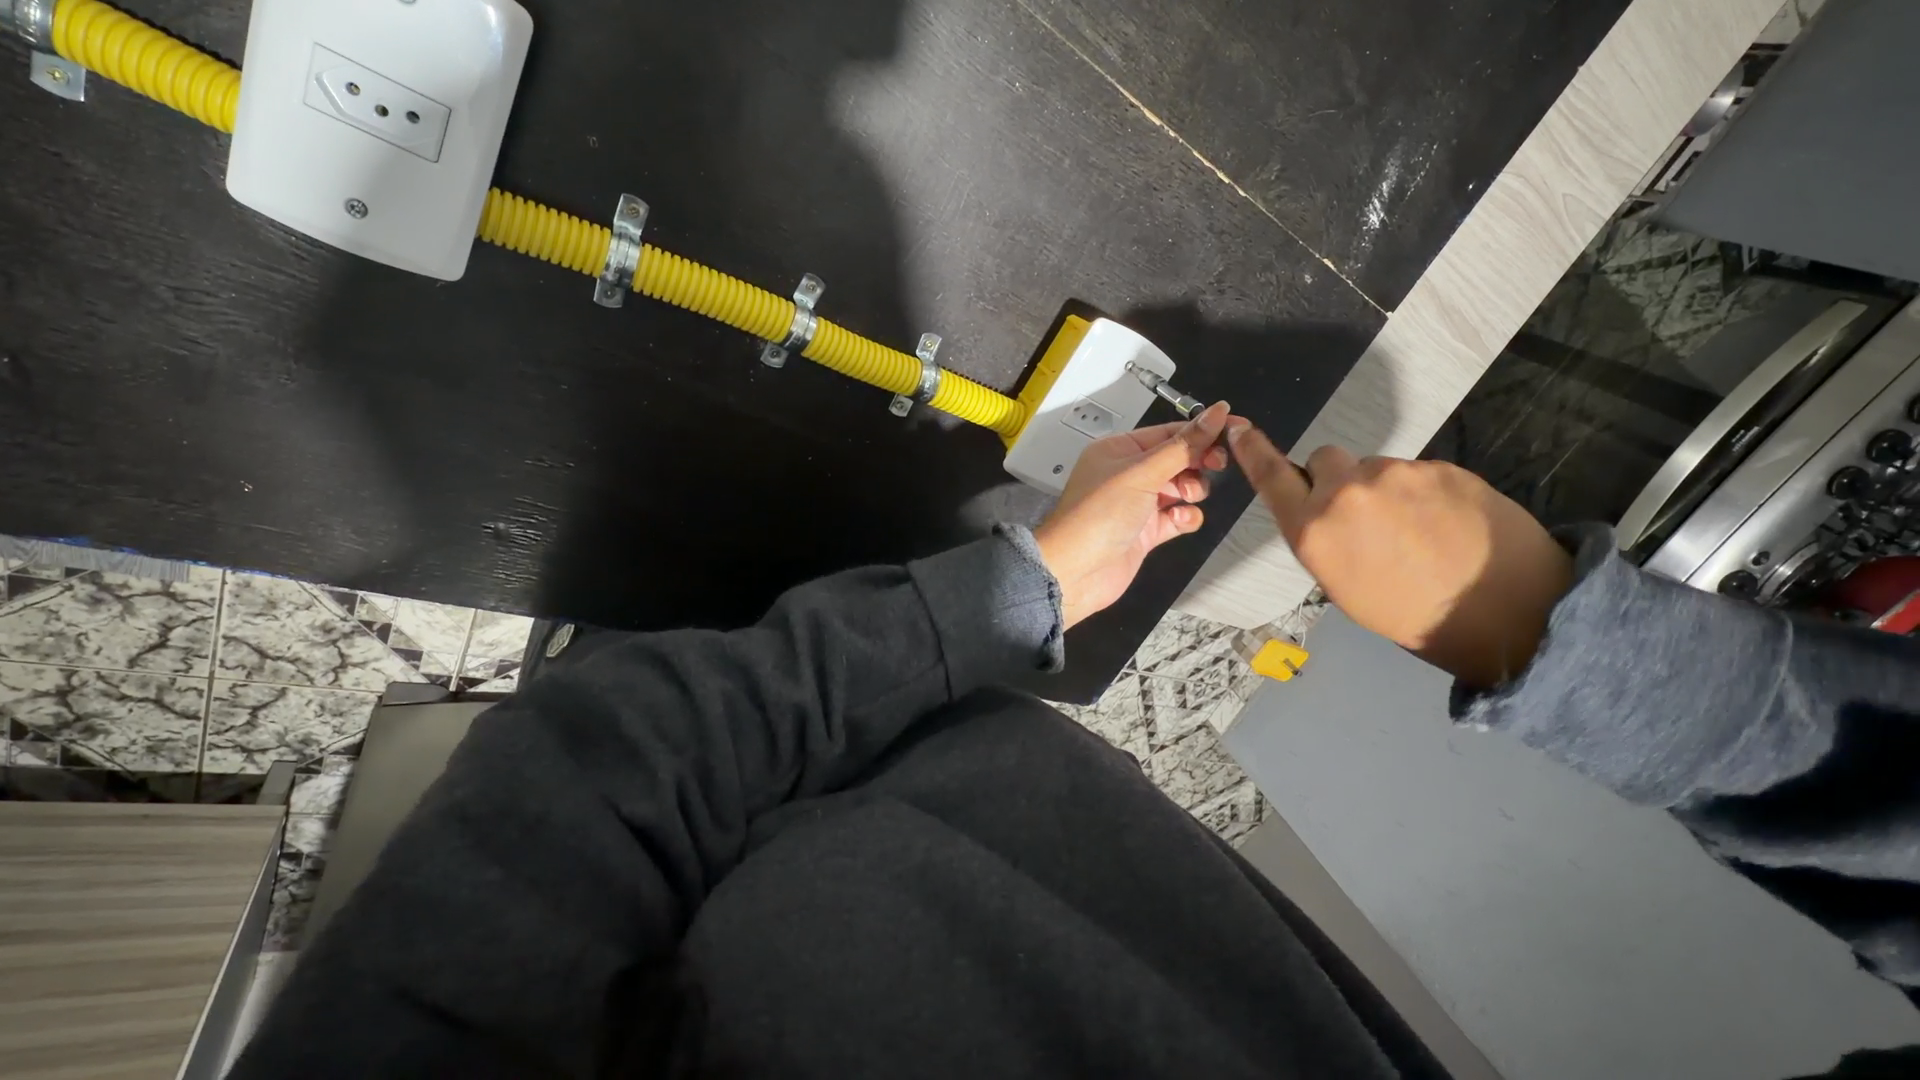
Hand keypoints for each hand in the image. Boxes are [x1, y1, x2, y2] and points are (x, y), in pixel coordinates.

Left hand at [1035, 402, 1232, 629]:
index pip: (1169, 432)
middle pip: (1178, 458)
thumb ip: (1183, 445)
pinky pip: (1178, 517)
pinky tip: (1180, 521)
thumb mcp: (1141, 472)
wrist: (1074, 573)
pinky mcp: (1146, 533)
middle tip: (1216, 465)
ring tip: (1186, 497)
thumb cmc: (1098, 516)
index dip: (1202, 431)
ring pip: (1181, 488)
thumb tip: (1217, 412)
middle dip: (1198, 461)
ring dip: (1192, 490)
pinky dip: (1185, 518)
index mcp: (1119, 450)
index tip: (1236, 430)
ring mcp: (1138, 504)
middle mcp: (1128, 474)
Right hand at [1227, 422, 1572, 687]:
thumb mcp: (1342, 584)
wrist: (1502, 610)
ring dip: (1386, 489)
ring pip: (1376, 469)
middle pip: (1326, 460)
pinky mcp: (1441, 466)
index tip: (1239, 428)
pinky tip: (1447, 523)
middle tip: (1366, 516)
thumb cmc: (1409, 615)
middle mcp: (1346, 492)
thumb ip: (1323, 536)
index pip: (1271, 476)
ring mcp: (1397, 473)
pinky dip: (1424, 493)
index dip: (1253, 450)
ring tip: (1419, 529)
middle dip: (1337, 479)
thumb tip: (1329, 512)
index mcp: (1313, 529)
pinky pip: (1418, 472)